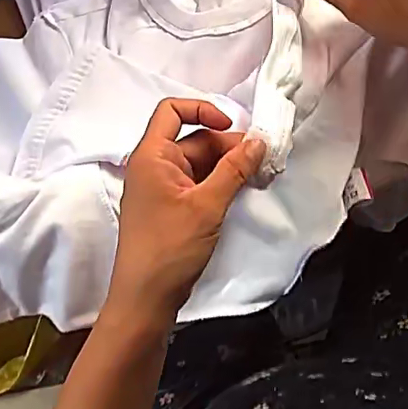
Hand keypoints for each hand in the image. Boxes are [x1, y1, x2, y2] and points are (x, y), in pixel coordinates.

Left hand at [108, 99, 266, 326]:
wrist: (145, 299)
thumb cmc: (169, 248)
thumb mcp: (207, 205)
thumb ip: (234, 170)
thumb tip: (258, 141)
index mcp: (151, 155)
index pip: (172, 111)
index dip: (203, 109)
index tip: (231, 128)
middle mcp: (153, 165)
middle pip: (193, 138)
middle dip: (227, 145)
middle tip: (262, 160)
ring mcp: (161, 187)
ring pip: (198, 162)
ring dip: (227, 166)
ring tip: (260, 175)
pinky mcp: (170, 207)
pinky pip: (197, 182)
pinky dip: (219, 183)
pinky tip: (243, 190)